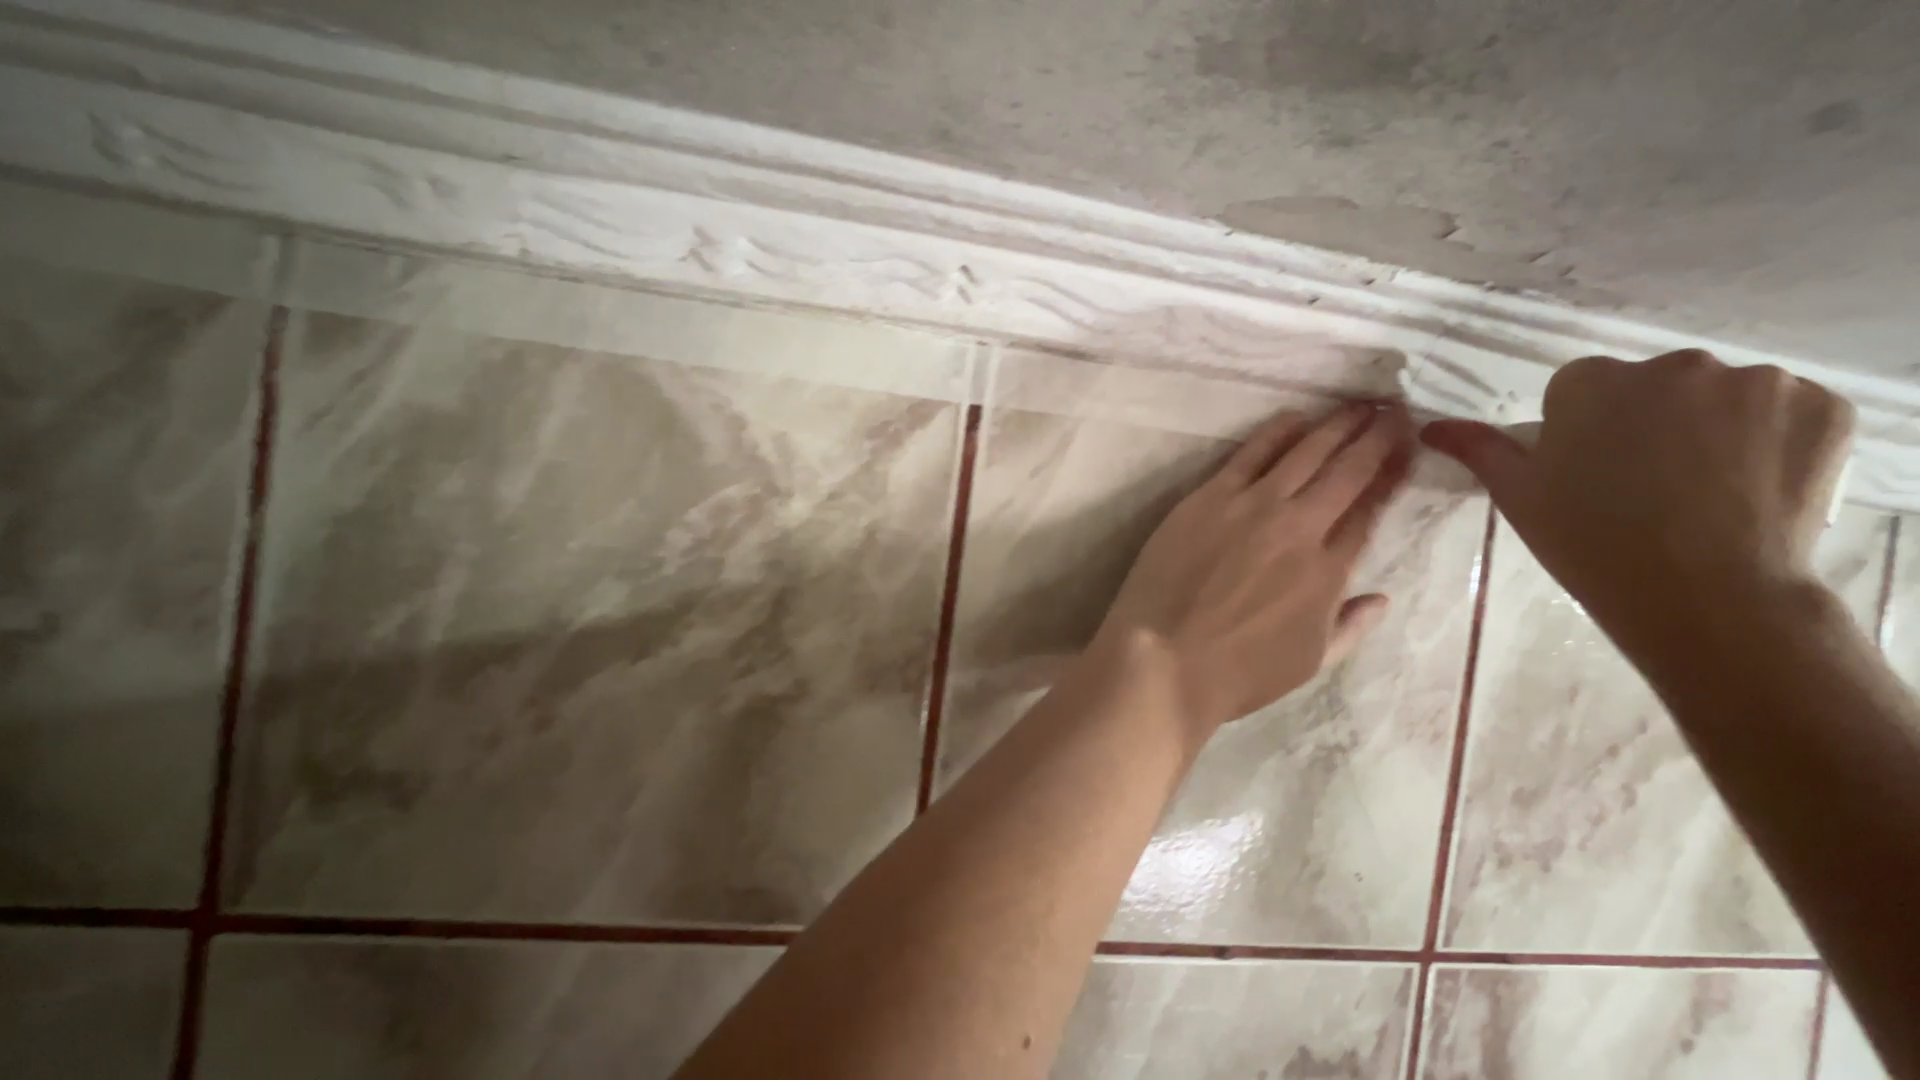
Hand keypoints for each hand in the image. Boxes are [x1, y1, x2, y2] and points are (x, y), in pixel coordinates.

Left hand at [1085, 401, 1414, 733]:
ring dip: (1337, 425)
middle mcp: (1299, 528)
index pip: (1370, 511)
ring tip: (1359, 405)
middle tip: (1396, 411)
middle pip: (1348, 472)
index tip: (1408, 450)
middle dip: (1378, 437)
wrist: (1160, 659)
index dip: (1393, 476)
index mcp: (1328, 572)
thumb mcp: (1309, 663)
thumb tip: (1382, 598)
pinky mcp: (1208, 497)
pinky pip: (1250, 452)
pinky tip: (1295, 417)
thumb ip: (1351, 627)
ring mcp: (1251, 507)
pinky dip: (1278, 431)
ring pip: (1306, 452)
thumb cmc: (1236, 673)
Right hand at [1421, 349, 1853, 656]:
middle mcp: (1673, 365)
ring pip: (1721, 397)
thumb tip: (1431, 426)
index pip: (1581, 389)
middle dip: (1650, 422)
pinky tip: (1753, 485)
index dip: (1583, 433)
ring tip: (1705, 491)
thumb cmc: (1591, 544)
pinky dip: (1773, 439)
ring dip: (1713, 428)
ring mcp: (1755, 382)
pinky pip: (1786, 411)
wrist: (1704, 595)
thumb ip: (1479, 449)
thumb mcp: (1520, 496)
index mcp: (1592, 382)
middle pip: (1654, 386)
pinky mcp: (1822, 406)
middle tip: (1646, 487)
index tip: (1591, 477)